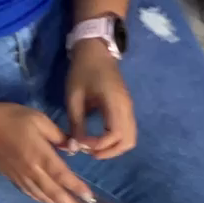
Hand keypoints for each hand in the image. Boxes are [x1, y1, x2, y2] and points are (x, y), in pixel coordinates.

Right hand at [0, 101, 96, 202]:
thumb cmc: (11, 119)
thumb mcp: (38, 119)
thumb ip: (57, 135)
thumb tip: (72, 149)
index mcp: (41, 155)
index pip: (63, 176)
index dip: (77, 188)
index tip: (90, 198)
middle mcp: (32, 172)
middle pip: (55, 193)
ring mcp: (22, 178)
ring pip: (43, 196)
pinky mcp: (13, 179)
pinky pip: (32, 194)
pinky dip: (43, 200)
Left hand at [65, 42, 136, 159]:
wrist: (95, 50)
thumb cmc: (83, 71)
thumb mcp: (74, 97)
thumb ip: (75, 124)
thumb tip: (74, 148)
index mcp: (115, 102)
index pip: (116, 135)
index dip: (100, 146)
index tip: (82, 143)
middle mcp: (126, 107)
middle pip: (128, 141)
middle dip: (109, 152)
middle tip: (89, 151)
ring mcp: (128, 108)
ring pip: (129, 138)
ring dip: (112, 148)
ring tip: (93, 147)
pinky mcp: (125, 108)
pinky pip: (126, 131)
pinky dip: (114, 141)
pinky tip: (98, 139)